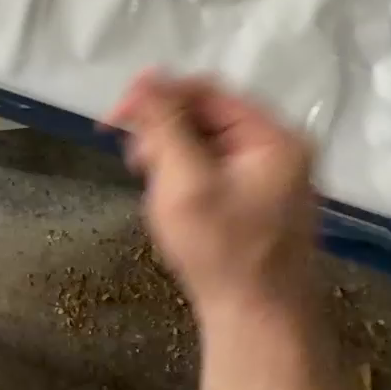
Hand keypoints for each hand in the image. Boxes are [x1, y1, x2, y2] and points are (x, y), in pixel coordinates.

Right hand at [107, 71, 320, 323]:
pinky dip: (179, 167)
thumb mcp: (183, 178)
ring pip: (201, 136)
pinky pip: (208, 159)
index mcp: (271, 138)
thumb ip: (165, 123)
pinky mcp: (253, 191)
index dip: (155, 96)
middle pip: (203, 111)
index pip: (204, 90)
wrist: (257, 314)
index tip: (114, 120)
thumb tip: (147, 75)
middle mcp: (276, 147)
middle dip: (159, 129)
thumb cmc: (219, 246)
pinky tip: (165, 190)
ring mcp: (267, 171)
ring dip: (165, 149)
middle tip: (132, 159)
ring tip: (147, 177)